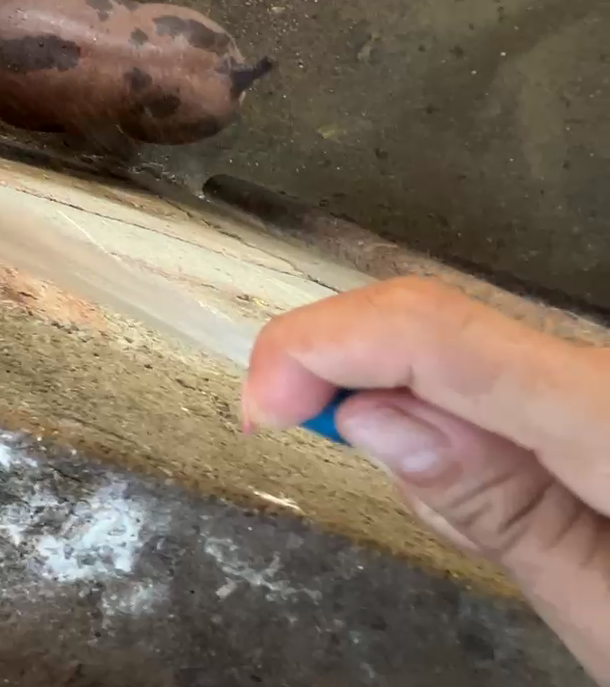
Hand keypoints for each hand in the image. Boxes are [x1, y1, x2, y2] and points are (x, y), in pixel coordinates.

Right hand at [243, 277, 609, 683]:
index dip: (311, 348)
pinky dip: (446, 410)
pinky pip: (494, 368)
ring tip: (458, 514)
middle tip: (330, 459)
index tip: (263, 414)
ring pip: (452, 344)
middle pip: (429, 324)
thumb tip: (367, 417)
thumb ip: (501, 513)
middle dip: (344, 379)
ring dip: (396, 403)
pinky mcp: (601, 388)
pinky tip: (491, 487)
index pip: (430, 331)